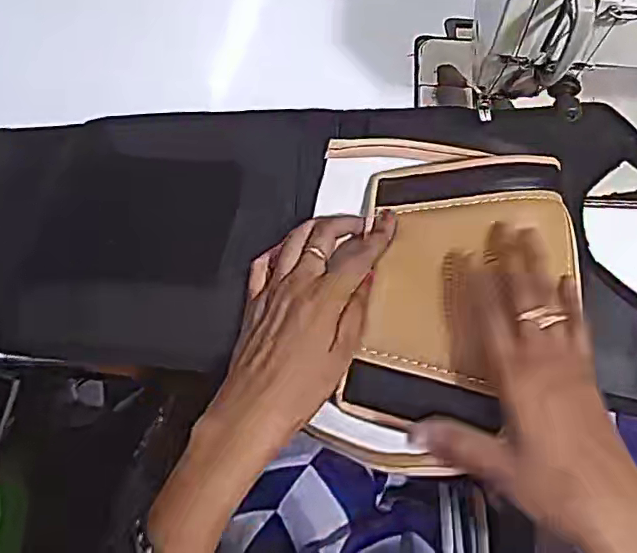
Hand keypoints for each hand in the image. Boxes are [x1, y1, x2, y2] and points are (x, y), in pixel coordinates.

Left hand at [149, 214, 395, 550]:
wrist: (250, 414)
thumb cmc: (294, 394)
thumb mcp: (342, 356)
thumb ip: (357, 311)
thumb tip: (366, 282)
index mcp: (323, 298)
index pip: (357, 253)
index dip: (378, 234)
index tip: (387, 223)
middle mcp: (297, 285)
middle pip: (324, 233)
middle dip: (349, 221)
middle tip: (364, 224)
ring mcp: (273, 289)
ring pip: (295, 238)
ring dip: (318, 225)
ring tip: (333, 228)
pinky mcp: (254, 300)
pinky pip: (265, 260)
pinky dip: (281, 247)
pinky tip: (289, 249)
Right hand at [412, 226, 636, 552]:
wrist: (609, 499)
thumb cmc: (557, 483)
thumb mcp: (498, 468)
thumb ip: (457, 442)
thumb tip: (420, 429)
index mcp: (516, 377)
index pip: (490, 318)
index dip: (477, 284)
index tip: (467, 257)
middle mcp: (543, 359)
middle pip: (523, 297)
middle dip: (512, 258)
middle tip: (505, 226)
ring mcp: (568, 360)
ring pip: (551, 301)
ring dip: (541, 265)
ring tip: (534, 237)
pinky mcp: (587, 370)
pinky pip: (578, 323)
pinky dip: (572, 299)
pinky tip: (569, 280)